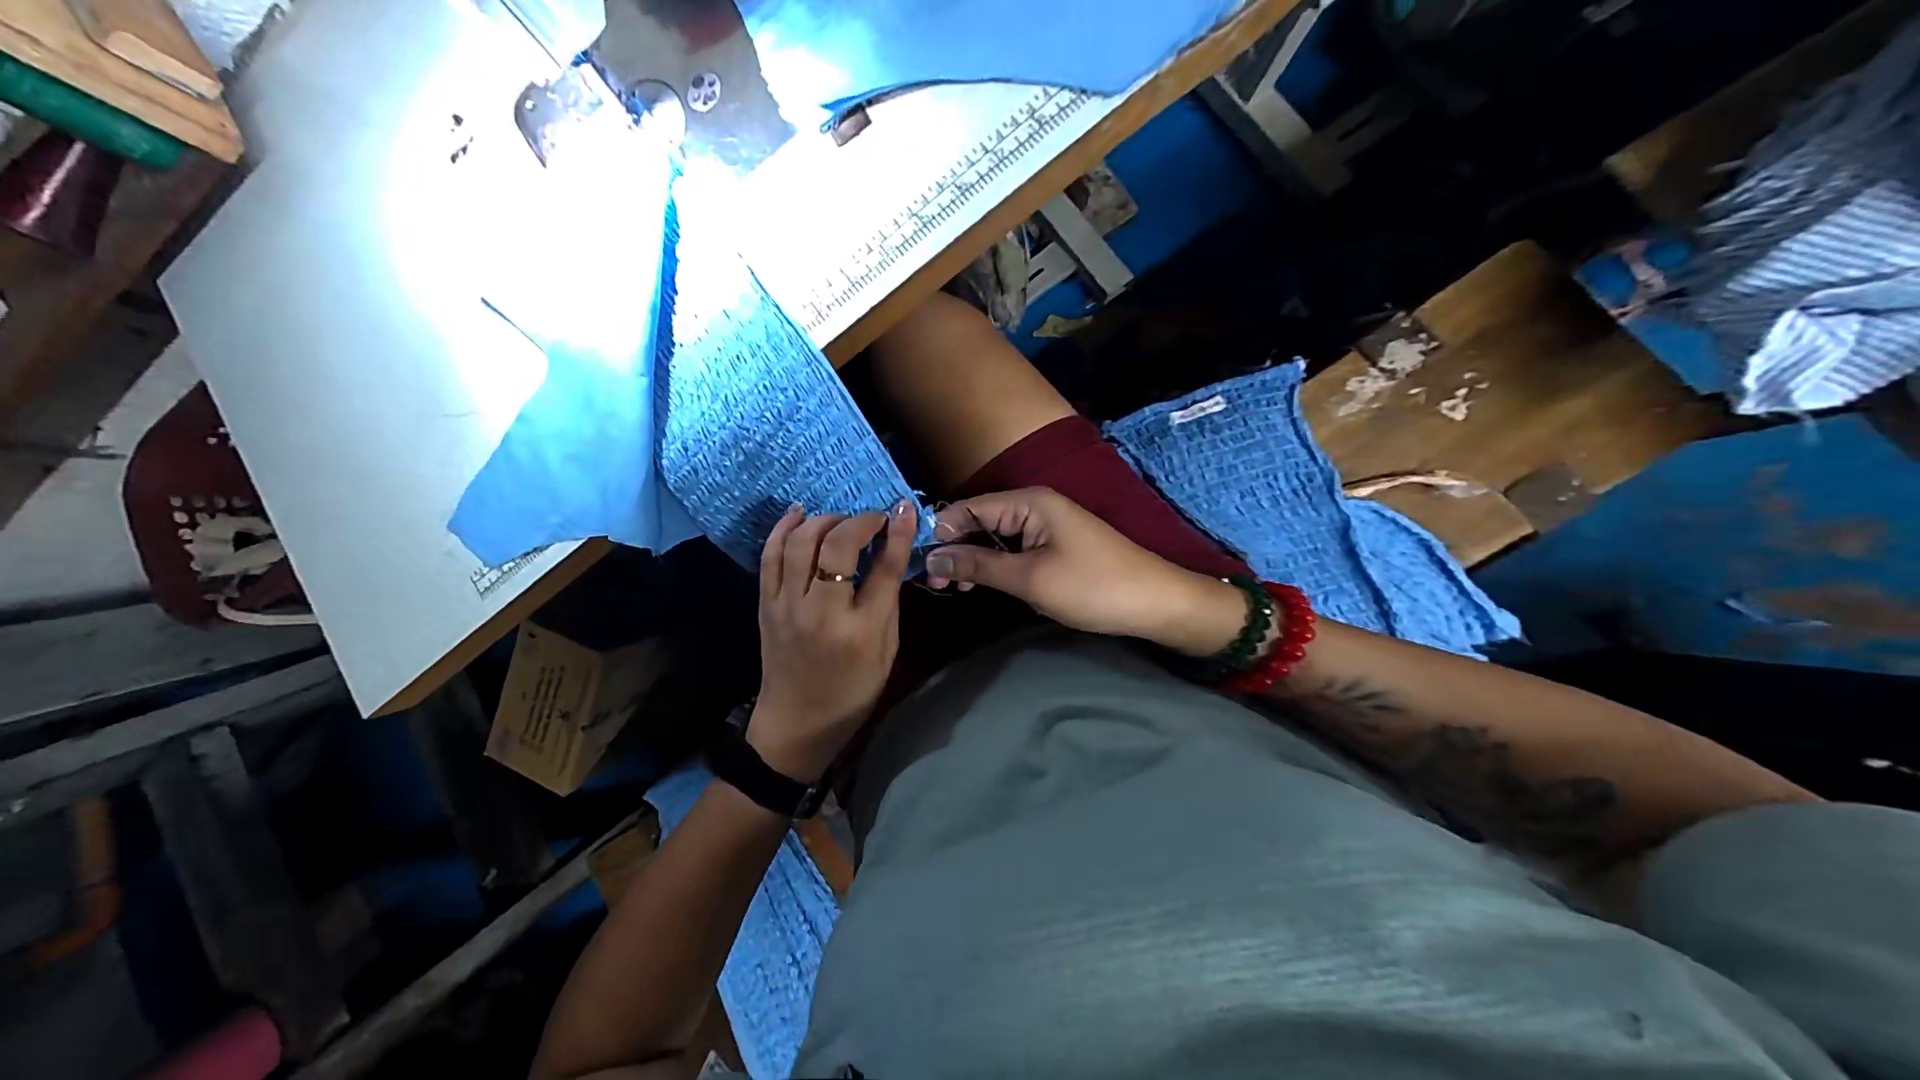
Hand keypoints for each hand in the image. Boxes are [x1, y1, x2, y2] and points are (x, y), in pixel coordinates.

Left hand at [749, 500, 915, 783]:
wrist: (797, 721)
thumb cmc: (852, 692)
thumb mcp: (886, 651)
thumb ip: (888, 601)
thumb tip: (889, 553)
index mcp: (860, 630)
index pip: (884, 568)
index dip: (897, 532)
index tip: (904, 508)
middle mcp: (821, 612)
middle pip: (837, 545)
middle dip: (859, 521)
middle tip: (873, 520)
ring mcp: (786, 605)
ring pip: (800, 541)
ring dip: (824, 520)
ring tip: (841, 520)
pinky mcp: (765, 604)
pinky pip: (770, 554)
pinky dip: (784, 527)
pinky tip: (800, 513)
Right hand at [925, 487, 1245, 657]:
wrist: (1155, 602)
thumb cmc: (1091, 587)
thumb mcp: (1029, 578)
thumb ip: (978, 564)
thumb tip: (933, 556)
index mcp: (1028, 502)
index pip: (968, 507)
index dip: (940, 533)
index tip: (920, 565)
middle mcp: (1035, 505)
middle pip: (979, 519)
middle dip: (954, 547)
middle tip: (937, 584)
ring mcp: (1047, 525)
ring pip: (995, 536)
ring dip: (973, 558)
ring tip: (957, 587)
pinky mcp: (1056, 545)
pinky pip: (1014, 548)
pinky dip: (996, 564)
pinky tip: (985, 583)